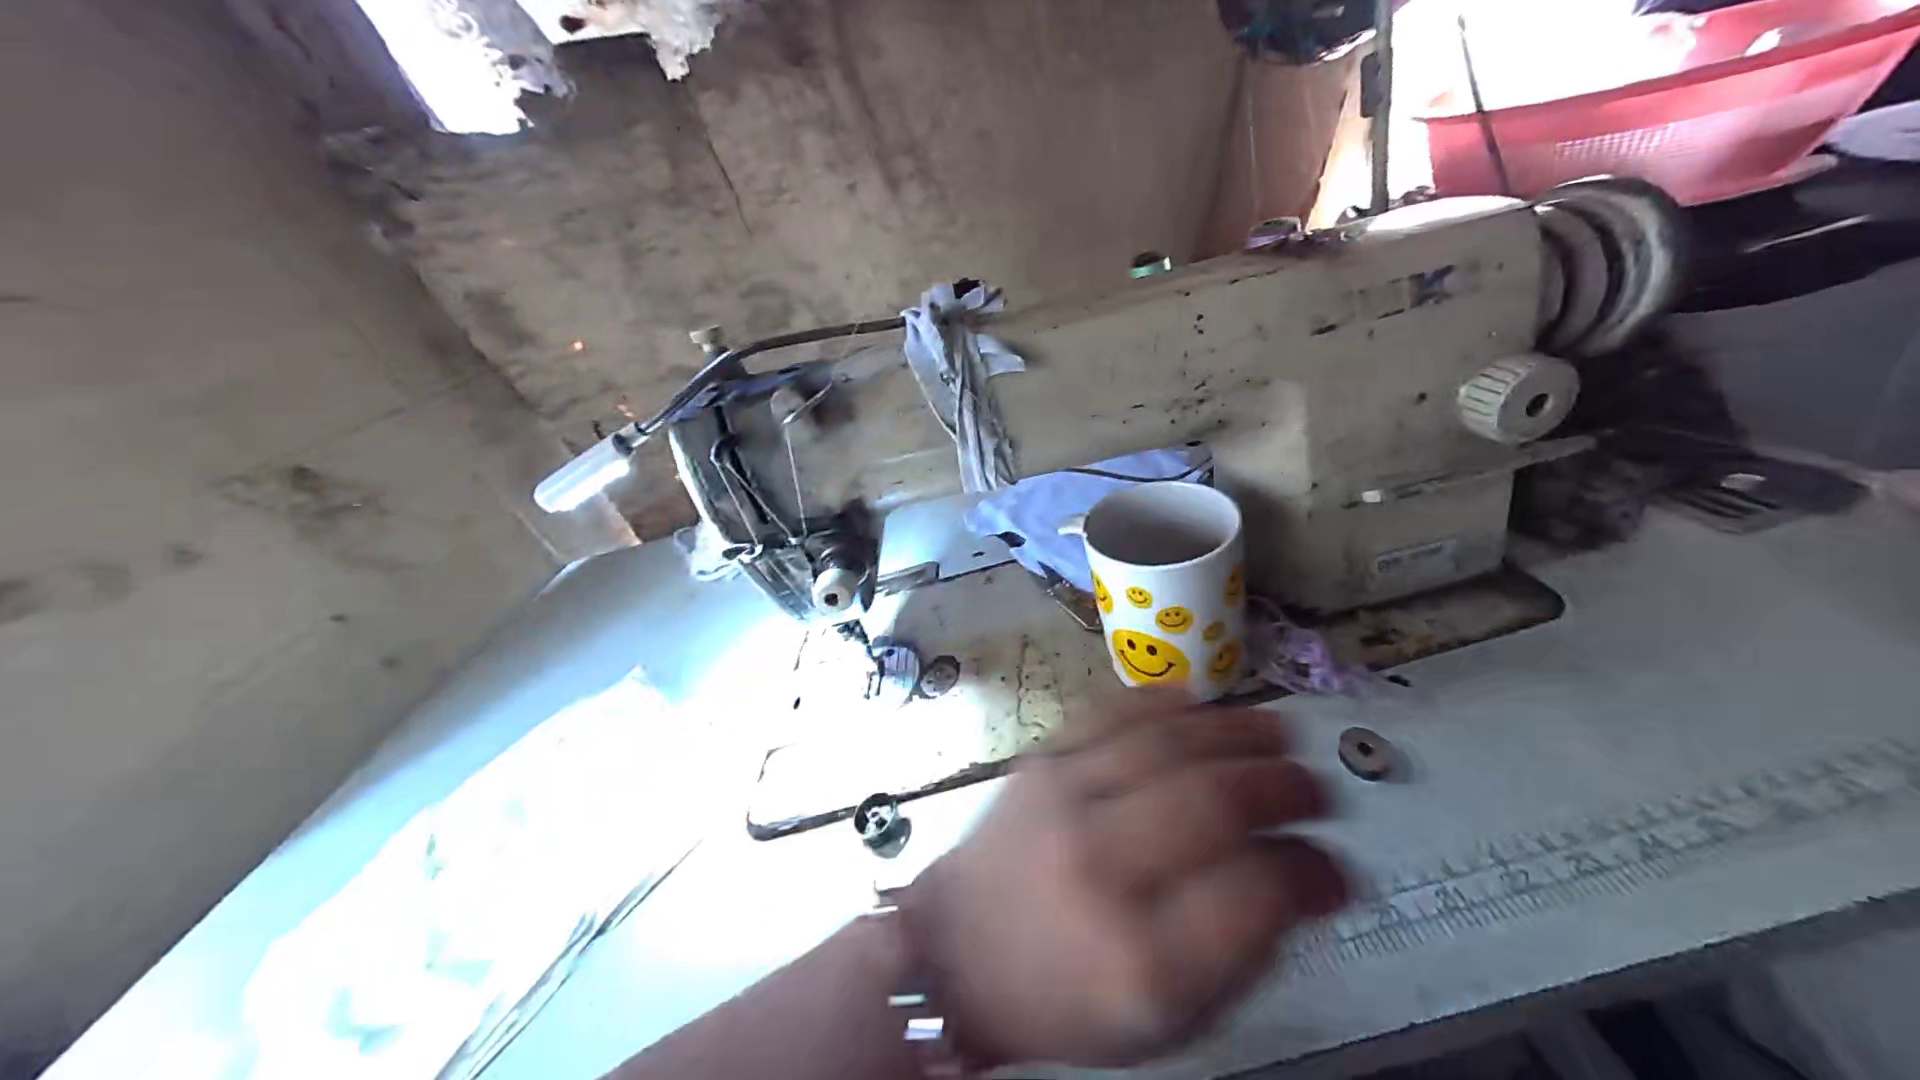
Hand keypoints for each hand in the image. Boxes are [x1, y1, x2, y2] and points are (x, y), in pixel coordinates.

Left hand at [901, 690, 1348, 1068]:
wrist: (960, 948)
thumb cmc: (1071, 995)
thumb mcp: (1168, 1016)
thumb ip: (1246, 949)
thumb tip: (1311, 874)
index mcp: (1144, 956)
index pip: (1256, 890)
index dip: (1312, 869)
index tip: (1333, 866)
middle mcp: (1102, 866)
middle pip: (1215, 800)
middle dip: (1284, 786)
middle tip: (1314, 788)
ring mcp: (1063, 800)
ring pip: (1169, 744)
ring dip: (1237, 730)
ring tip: (1280, 732)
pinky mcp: (1039, 762)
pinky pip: (1111, 714)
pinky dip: (1163, 703)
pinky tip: (1200, 704)